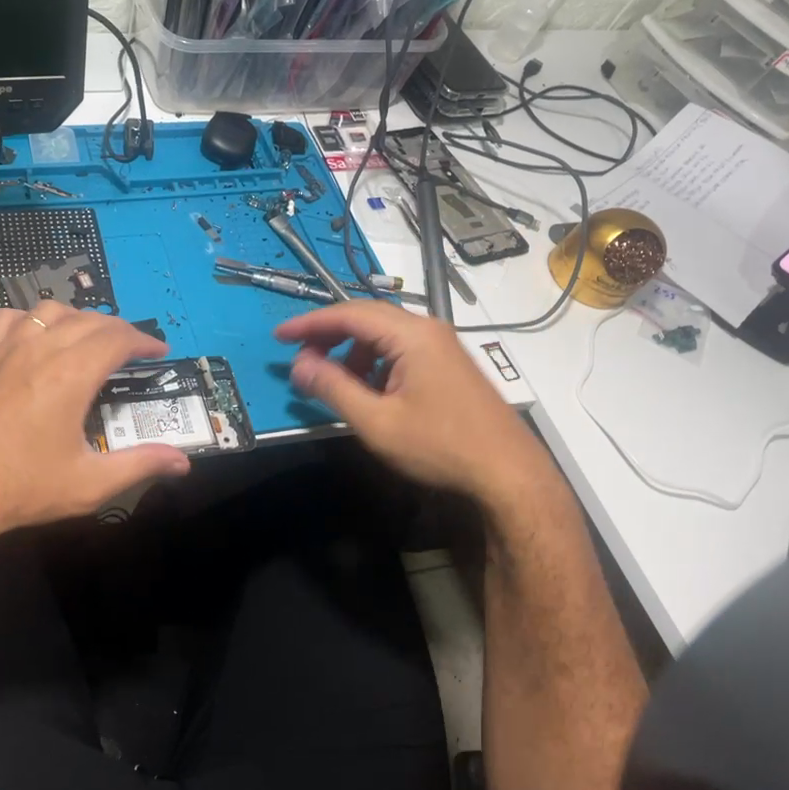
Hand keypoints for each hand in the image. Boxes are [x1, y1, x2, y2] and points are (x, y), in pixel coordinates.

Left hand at [0, 301, 191, 555]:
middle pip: (89, 320)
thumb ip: (139, 465)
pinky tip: (33, 339)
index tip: (159, 352)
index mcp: (70, 374)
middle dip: (118, 330)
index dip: (144, 341)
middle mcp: (39, 348)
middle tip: (132, 351)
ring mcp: (4, 347)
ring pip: (49, 310)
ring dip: (77, 318)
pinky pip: (9, 318)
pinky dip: (30, 319)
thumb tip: (182, 461)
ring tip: (88, 340)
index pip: (118, 338)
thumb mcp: (87, 485)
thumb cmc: (18, 489)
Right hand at [276, 301, 556, 505]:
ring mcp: (443, 345)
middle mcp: (428, 329)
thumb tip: (298, 365)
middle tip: (299, 354)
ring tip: (332, 378)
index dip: (310, 324)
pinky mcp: (450, 364)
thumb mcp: (377, 422)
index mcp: (411, 335)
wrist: (509, 474)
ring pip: (385, 333)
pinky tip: (368, 389)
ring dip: (352, 349)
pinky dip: (375, 360)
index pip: (349, 314)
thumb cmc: (440, 447)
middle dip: (328, 333)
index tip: (279, 337)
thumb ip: (334, 389)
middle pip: (367, 316)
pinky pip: (401, 348)